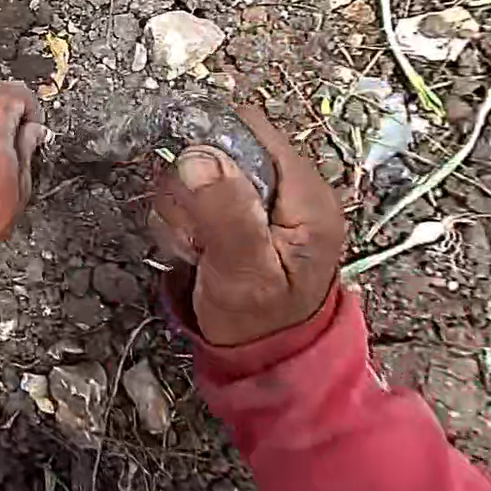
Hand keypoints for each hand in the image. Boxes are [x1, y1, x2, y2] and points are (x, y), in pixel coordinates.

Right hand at [149, 106, 345, 345]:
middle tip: (193, 231)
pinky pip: (202, 196)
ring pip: (204, 173)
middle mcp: (288, 187)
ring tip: (195, 245)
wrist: (264, 361)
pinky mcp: (245, 214)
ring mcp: (266, 201)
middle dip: (193, 186)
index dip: (211, 145)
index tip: (186, 182)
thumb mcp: (244, 270)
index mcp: (305, 193)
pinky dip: (187, 219)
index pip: (250, 130)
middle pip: (222, 149)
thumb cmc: (259, 321)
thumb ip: (226, 213)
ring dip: (186, 207)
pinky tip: (193, 247)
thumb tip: (198, 156)